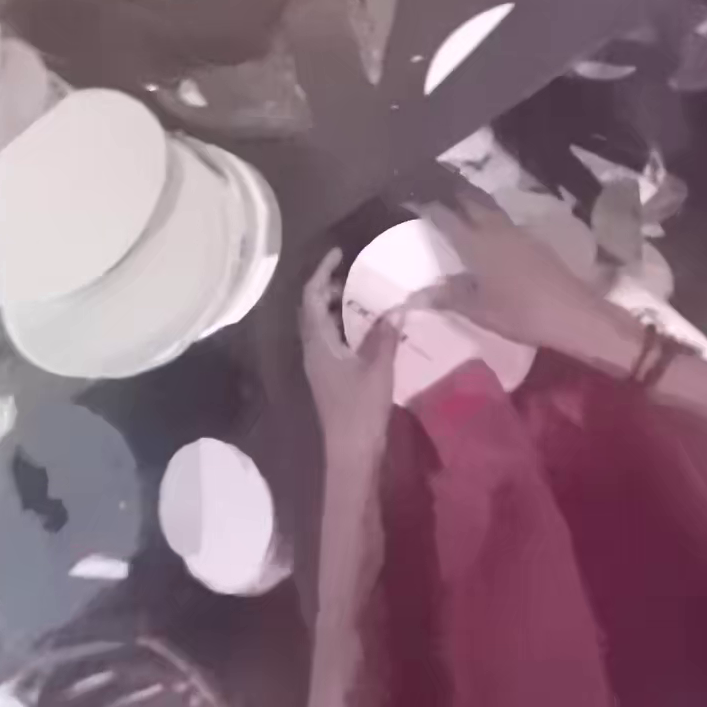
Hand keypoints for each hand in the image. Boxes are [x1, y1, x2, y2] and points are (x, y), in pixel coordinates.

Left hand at [301, 248, 399, 458]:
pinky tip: (365, 326)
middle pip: (312, 307)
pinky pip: (331, 337)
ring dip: (335, 304)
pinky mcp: (328, 374)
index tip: (338, 253)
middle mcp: (311, 348)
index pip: (310, 296)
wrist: (350, 453)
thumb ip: (384, 337)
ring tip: (360, 294)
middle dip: (328, 285)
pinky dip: (343, 323)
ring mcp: (318, 362)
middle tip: (352, 272)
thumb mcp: (377, 370)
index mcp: (317, 342)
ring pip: (321, 323)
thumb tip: (395, 308)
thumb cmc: (360, 409)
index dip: (322, 271)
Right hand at [413, 189, 640, 364]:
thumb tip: (419, 294)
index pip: (444, 216)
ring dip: (472, 201)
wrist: (575, 315)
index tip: (410, 197)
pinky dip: (488, 216)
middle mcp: (494, 229)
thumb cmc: (520, 313)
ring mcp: (517, 233)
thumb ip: (448, 297)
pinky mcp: (533, 241)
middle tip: (434, 189)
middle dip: (451, 192)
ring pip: (488, 207)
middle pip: (470, 199)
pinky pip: (502, 219)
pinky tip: (487, 229)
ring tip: (457, 202)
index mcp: (475, 243)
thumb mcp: (478, 310)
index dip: (426, 205)